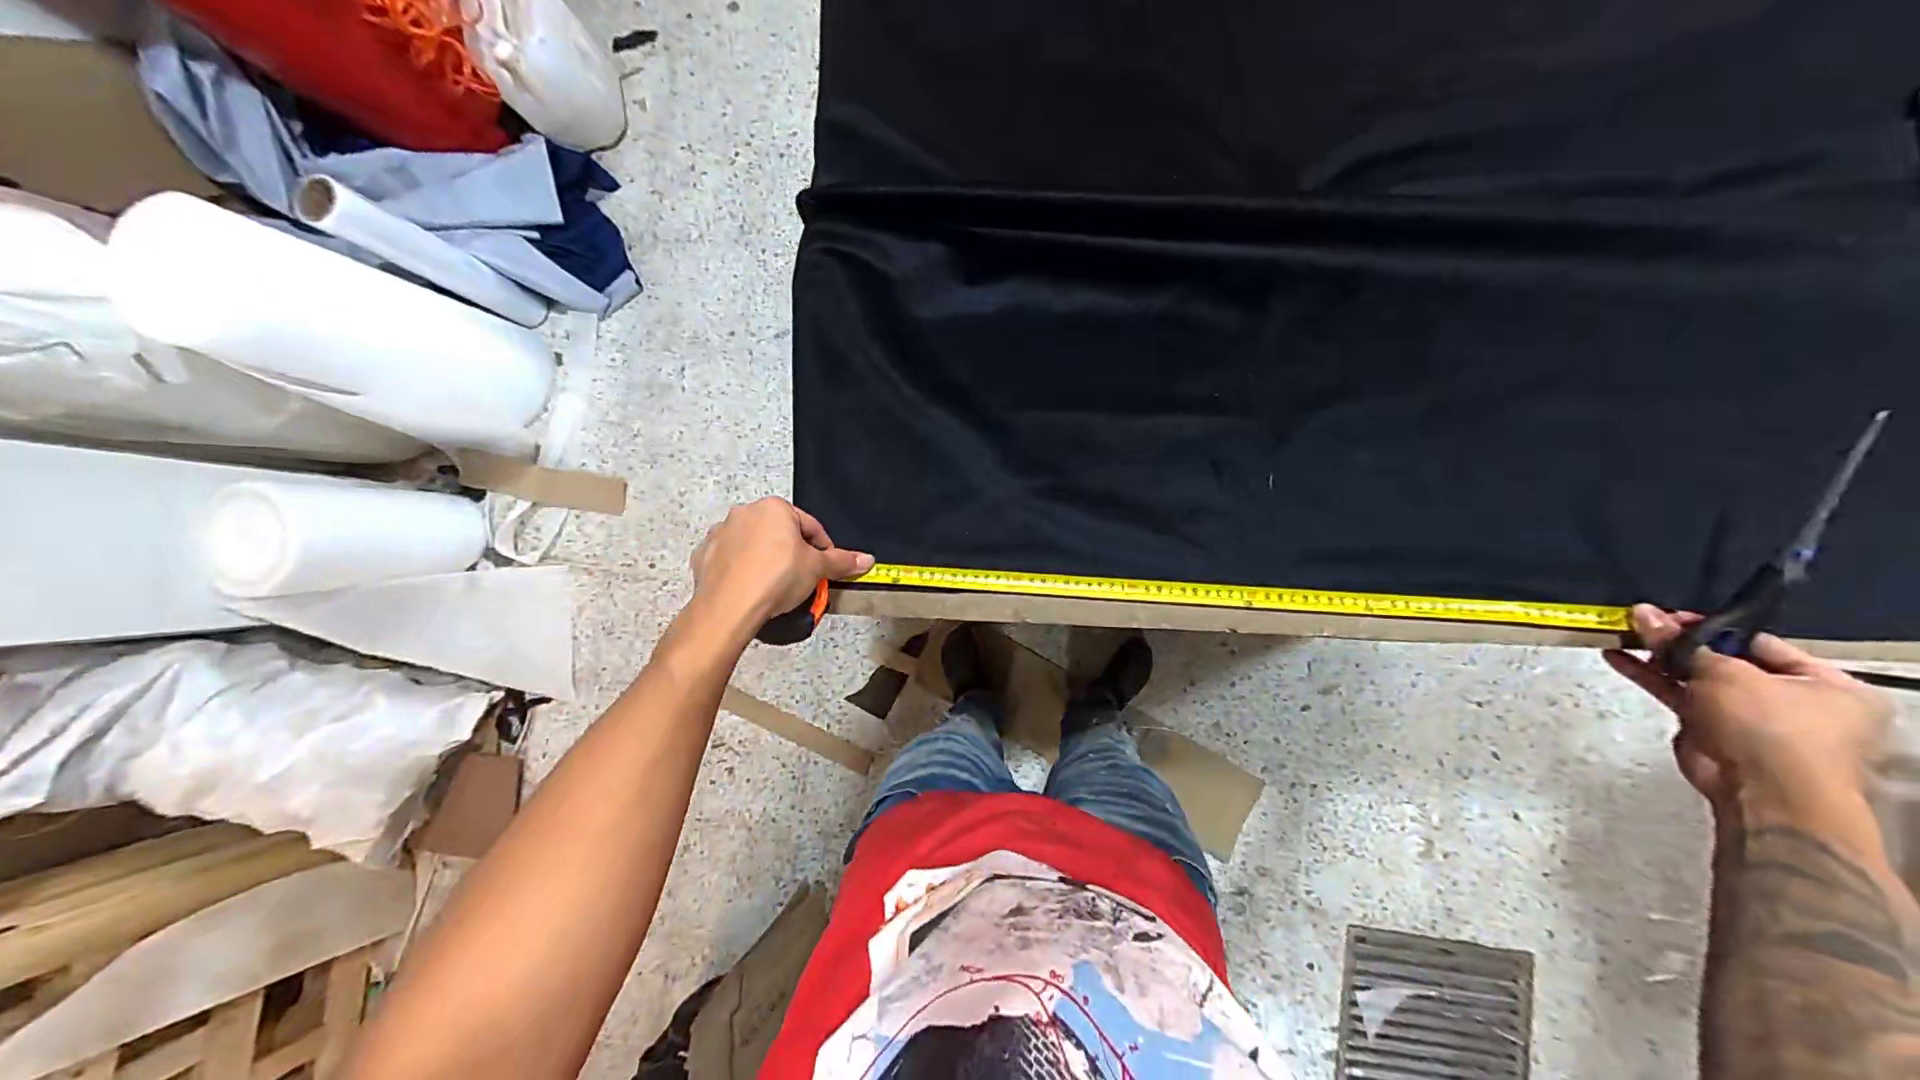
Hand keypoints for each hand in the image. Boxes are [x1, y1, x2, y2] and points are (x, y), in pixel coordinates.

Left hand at [688, 498, 873, 626]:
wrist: (730, 606)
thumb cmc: (775, 578)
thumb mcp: (817, 569)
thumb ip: (841, 562)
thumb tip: (866, 560)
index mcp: (774, 508)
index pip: (809, 525)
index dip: (822, 547)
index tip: (826, 566)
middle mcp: (745, 513)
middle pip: (779, 533)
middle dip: (792, 552)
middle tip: (802, 577)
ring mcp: (721, 533)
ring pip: (753, 545)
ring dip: (766, 560)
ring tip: (776, 586)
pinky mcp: (704, 555)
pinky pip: (730, 560)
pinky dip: (741, 570)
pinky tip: (751, 589)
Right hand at [1605, 604, 1891, 818]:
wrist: (1763, 791)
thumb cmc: (1770, 727)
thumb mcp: (1727, 674)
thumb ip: (1682, 644)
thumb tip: (1646, 613)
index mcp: (1827, 684)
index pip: (1759, 643)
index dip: (1712, 627)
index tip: (1670, 615)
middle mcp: (1793, 700)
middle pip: (1725, 659)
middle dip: (1680, 642)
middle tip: (1642, 622)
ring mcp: (1750, 717)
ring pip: (1696, 677)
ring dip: (1659, 658)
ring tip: (1623, 635)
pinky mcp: (1712, 729)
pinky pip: (1679, 696)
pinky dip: (1651, 678)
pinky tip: (1620, 658)